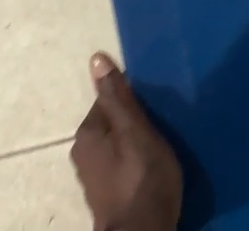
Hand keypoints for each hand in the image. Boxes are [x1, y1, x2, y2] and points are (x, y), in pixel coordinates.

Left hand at [71, 53, 182, 230]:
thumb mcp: (135, 131)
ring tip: (164, 137)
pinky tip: (154, 160)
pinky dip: (137, 155)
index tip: (158, 99)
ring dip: (138, 136)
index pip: (111, 98)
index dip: (135, 96)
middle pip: (114, 119)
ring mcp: (95, 174)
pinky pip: (123, 159)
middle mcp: (83, 152)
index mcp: (88, 133)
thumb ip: (118, 97)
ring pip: (119, 140)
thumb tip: (96, 59)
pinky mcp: (109, 190)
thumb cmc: (142, 178)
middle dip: (137, 116)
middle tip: (165, 118)